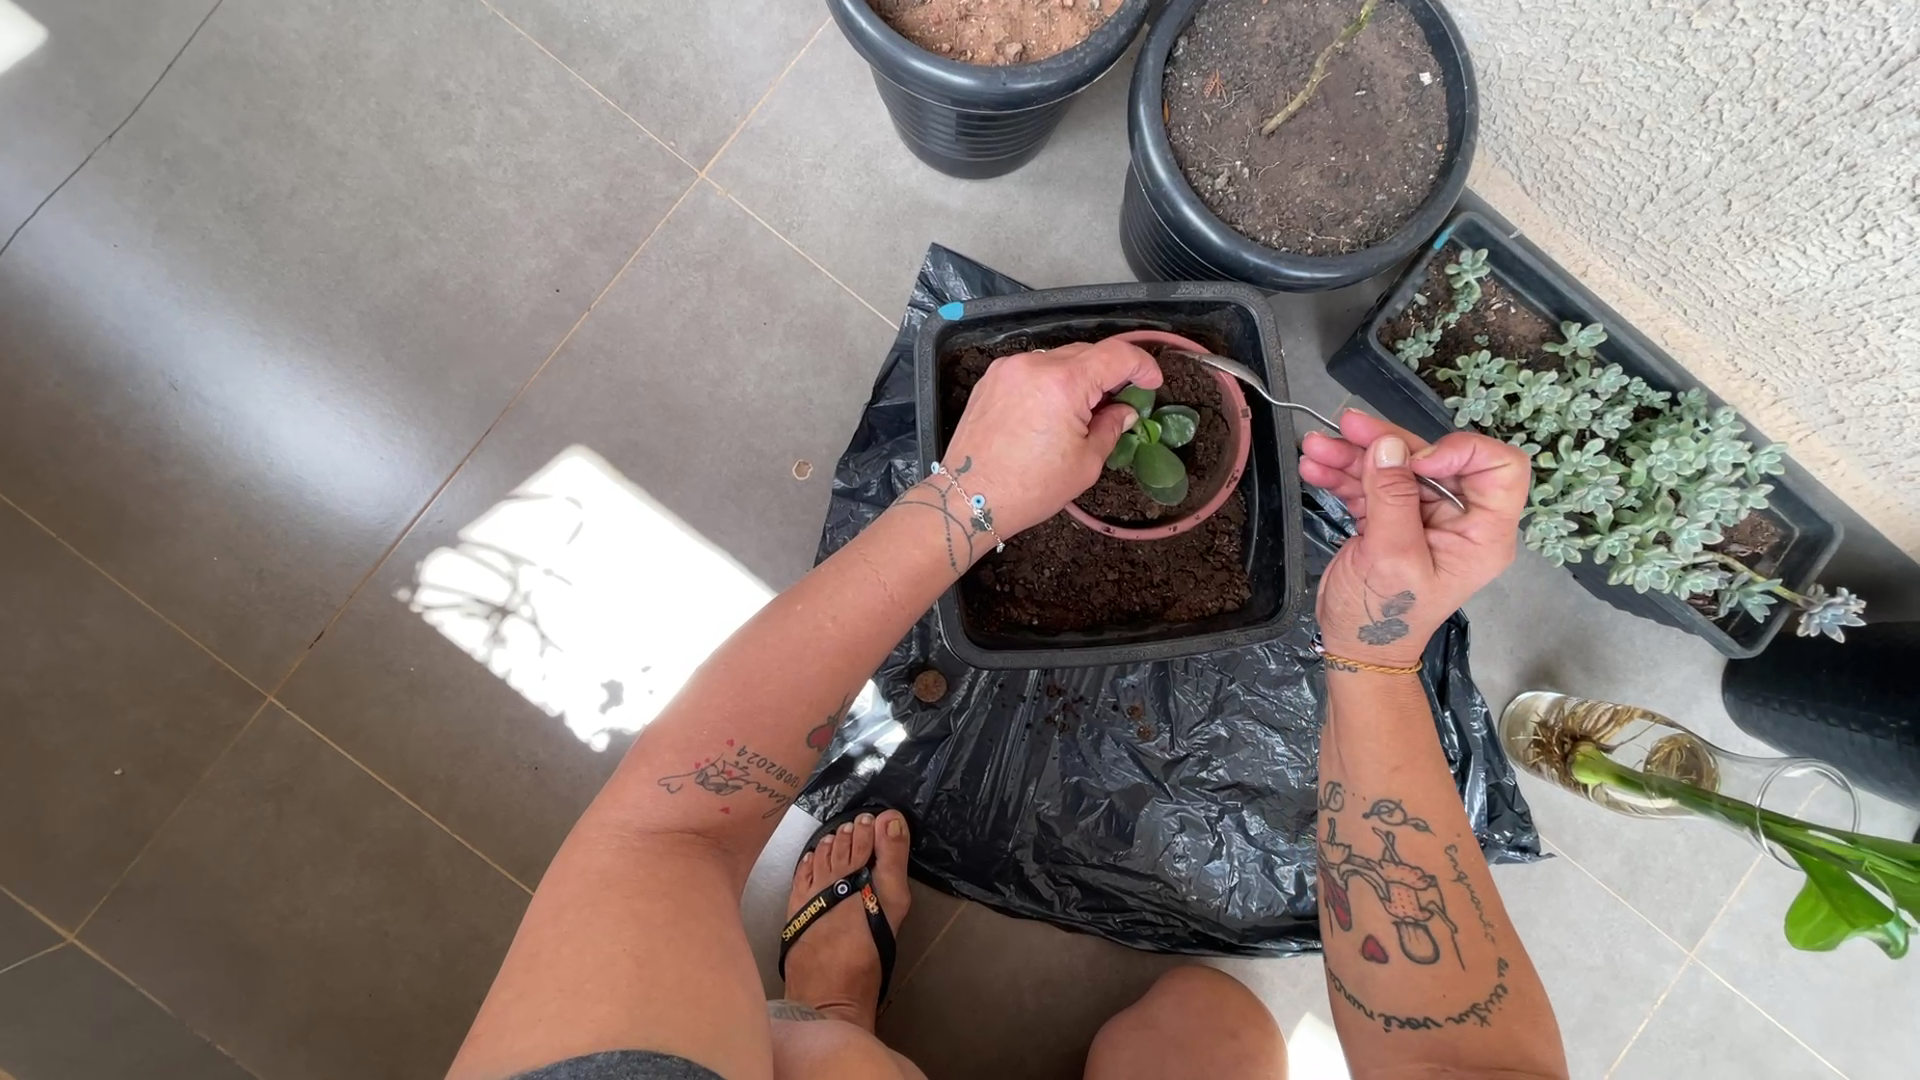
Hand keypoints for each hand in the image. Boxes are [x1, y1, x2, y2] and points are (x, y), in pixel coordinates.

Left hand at [941, 338, 1161, 536]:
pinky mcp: (991, 379)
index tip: (1152, 381)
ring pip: (1057, 360)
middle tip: (1118, 403)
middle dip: (1107, 375)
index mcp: (1063, 383)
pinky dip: (1048, 383)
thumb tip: (1124, 411)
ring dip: (1076, 379)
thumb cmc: (1028, 488)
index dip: (1142, 365)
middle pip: (1086, 354)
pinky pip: (1031, 370)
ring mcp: (1008, 369)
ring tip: (1081, 413)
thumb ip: (1111, 427)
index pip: (1117, 355)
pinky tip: (1050, 413)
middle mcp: (1034, 365)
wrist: (969, 498)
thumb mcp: (1085, 463)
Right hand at [1299, 411, 1529, 666]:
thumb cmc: (1384, 614)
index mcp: (1481, 531)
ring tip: (1313, 448)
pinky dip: (1341, 476)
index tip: (1410, 458)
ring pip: (1392, 470)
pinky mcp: (1386, 522)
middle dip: (1385, 444)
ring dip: (1351, 457)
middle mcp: (1456, 518)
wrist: (1355, 648)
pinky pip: (1368, 487)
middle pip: (1430, 461)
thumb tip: (1387, 445)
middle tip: (1342, 426)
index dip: (1459, 451)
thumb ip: (1391, 499)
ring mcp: (1419, 519)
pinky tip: (1313, 468)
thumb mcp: (1391, 556)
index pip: (1498, 468)